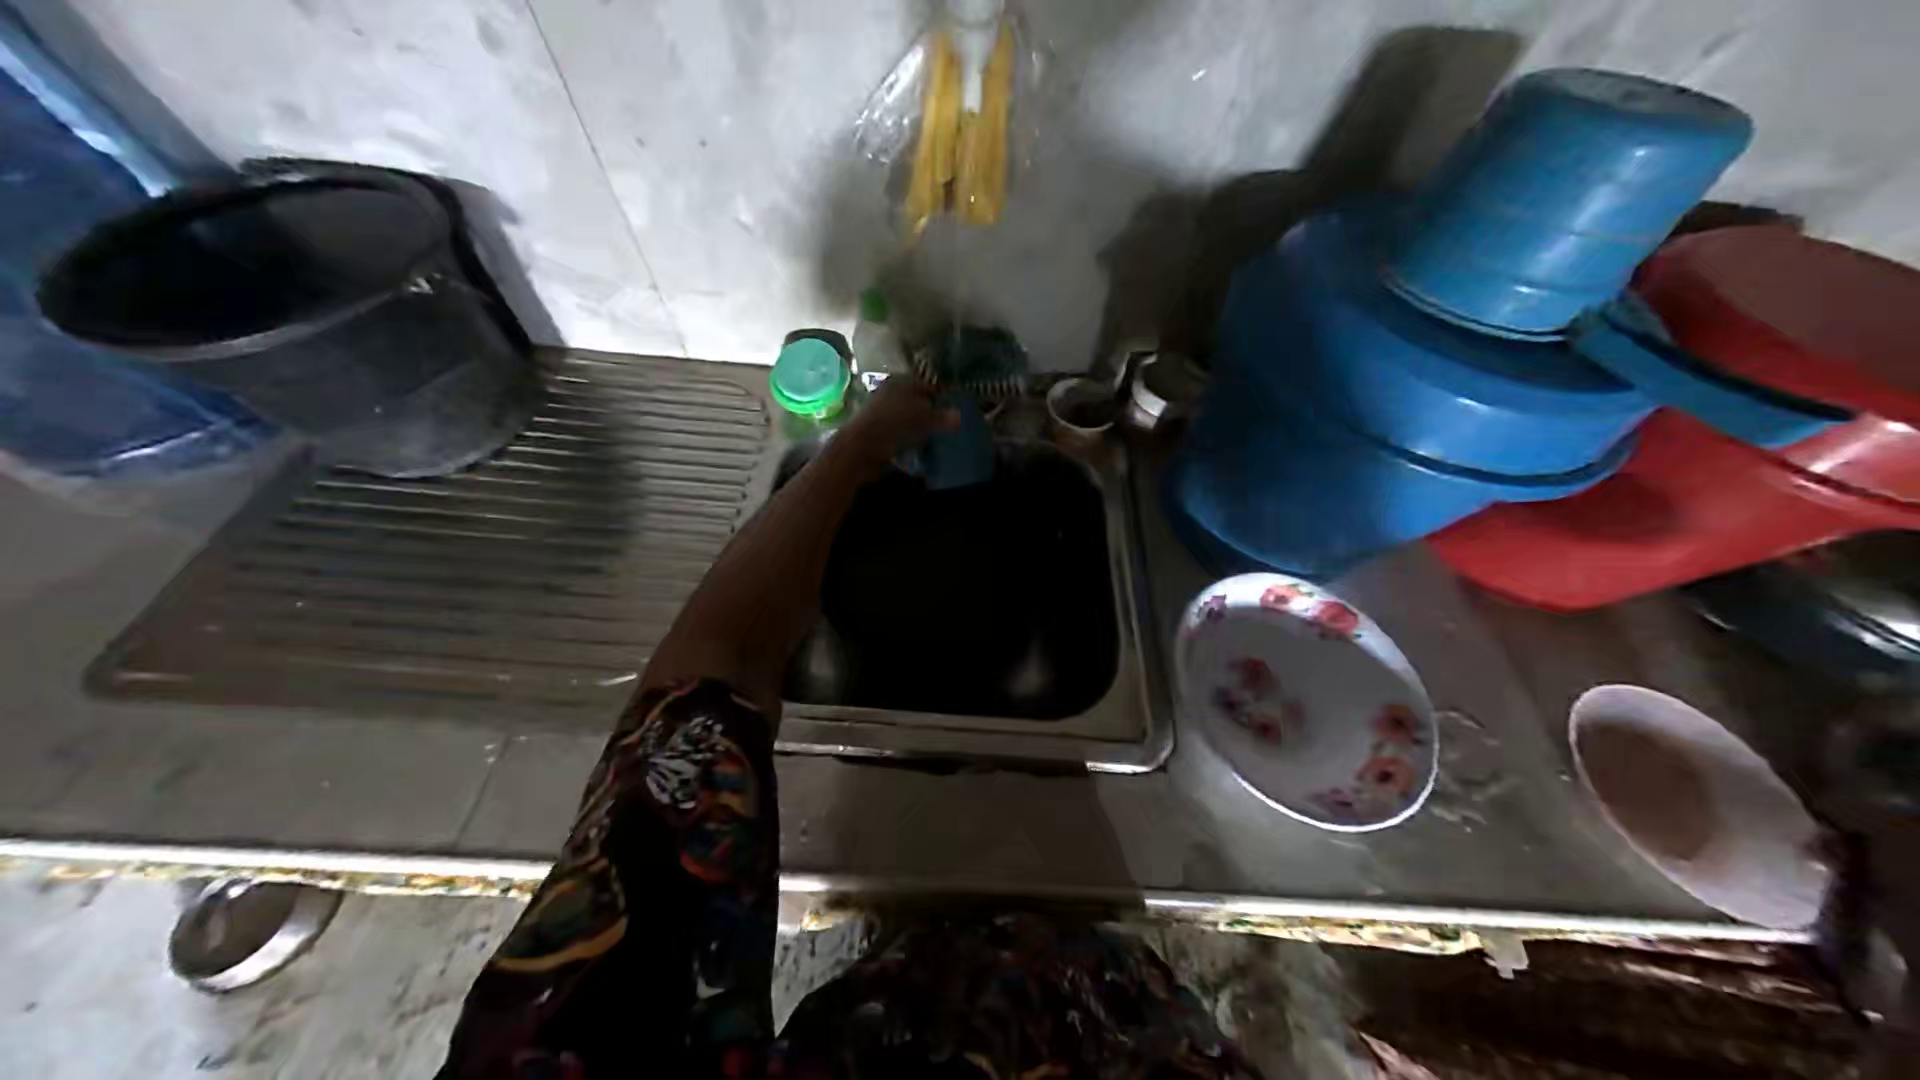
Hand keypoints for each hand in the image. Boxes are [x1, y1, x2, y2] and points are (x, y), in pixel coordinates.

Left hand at [833, 377, 957, 476]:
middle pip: (915, 402)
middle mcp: (889, 392)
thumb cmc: (895, 424)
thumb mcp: (925, 419)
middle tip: (946, 427)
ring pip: (906, 417)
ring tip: (933, 439)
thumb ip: (943, 417)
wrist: (860, 447)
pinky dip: (906, 438)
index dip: (941, 398)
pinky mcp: (874, 430)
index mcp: (901, 382)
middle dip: (929, 413)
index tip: (953, 410)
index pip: (927, 386)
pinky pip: (897, 432)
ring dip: (918, 427)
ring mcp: (879, 412)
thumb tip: (959, 416)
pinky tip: (916, 448)